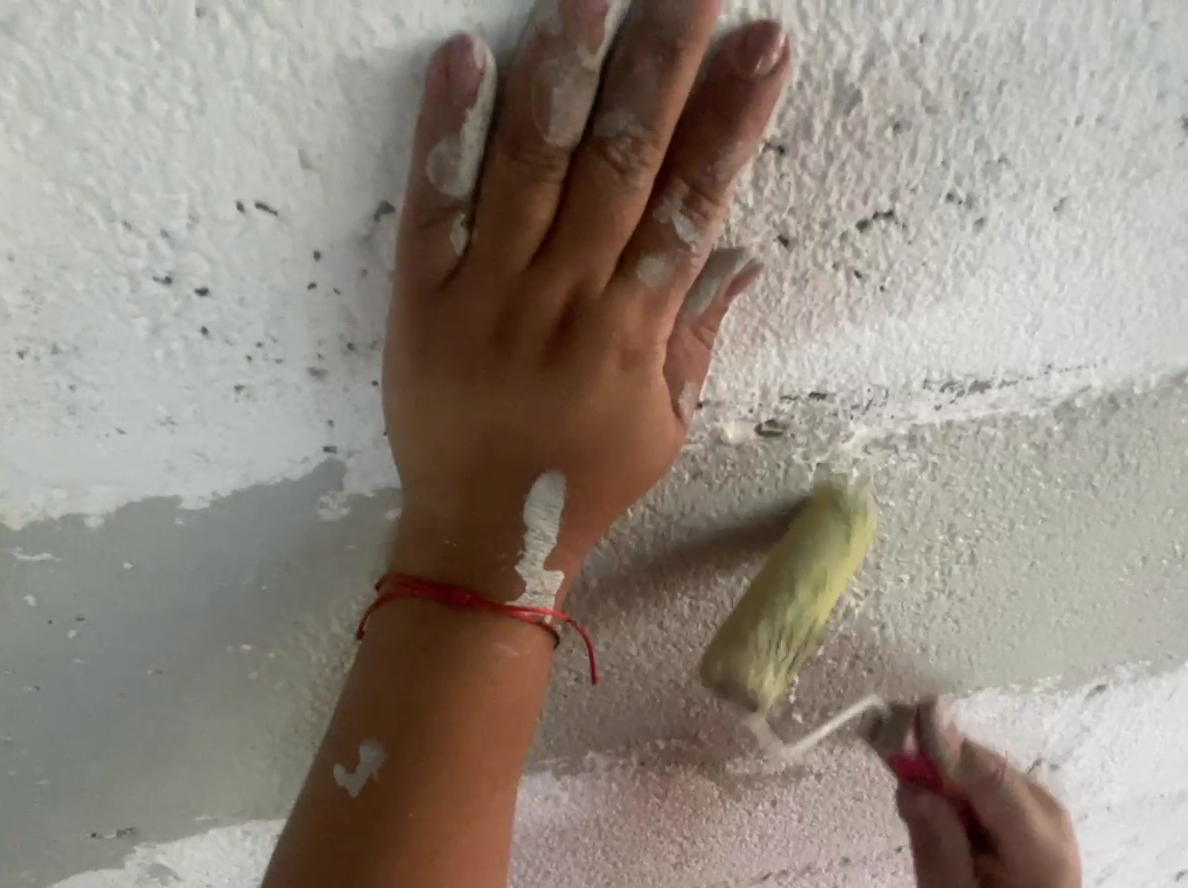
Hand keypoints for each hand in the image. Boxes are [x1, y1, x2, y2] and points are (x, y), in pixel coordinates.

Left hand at [382, 0, 787, 603]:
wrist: (483, 538)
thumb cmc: (580, 488)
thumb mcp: (662, 429)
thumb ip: (697, 340)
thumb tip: (739, 257)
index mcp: (632, 334)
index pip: (692, 205)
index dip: (731, 122)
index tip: (765, 46)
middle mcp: (566, 302)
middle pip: (620, 165)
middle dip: (661, 66)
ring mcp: (490, 297)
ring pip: (531, 167)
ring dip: (562, 72)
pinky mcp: (423, 304)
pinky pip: (437, 207)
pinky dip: (450, 131)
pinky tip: (469, 57)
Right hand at [895, 703, 1100, 887]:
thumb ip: (933, 840)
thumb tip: (911, 785)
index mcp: (1033, 843)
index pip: (987, 778)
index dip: (945, 746)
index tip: (906, 719)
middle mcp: (1046, 810)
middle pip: (981, 762)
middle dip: (934, 754)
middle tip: (891, 758)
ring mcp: (1044, 801)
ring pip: (980, 761)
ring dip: (943, 767)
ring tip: (921, 800)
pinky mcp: (1033, 798)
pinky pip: (985, 771)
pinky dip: (956, 777)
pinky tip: (944, 807)